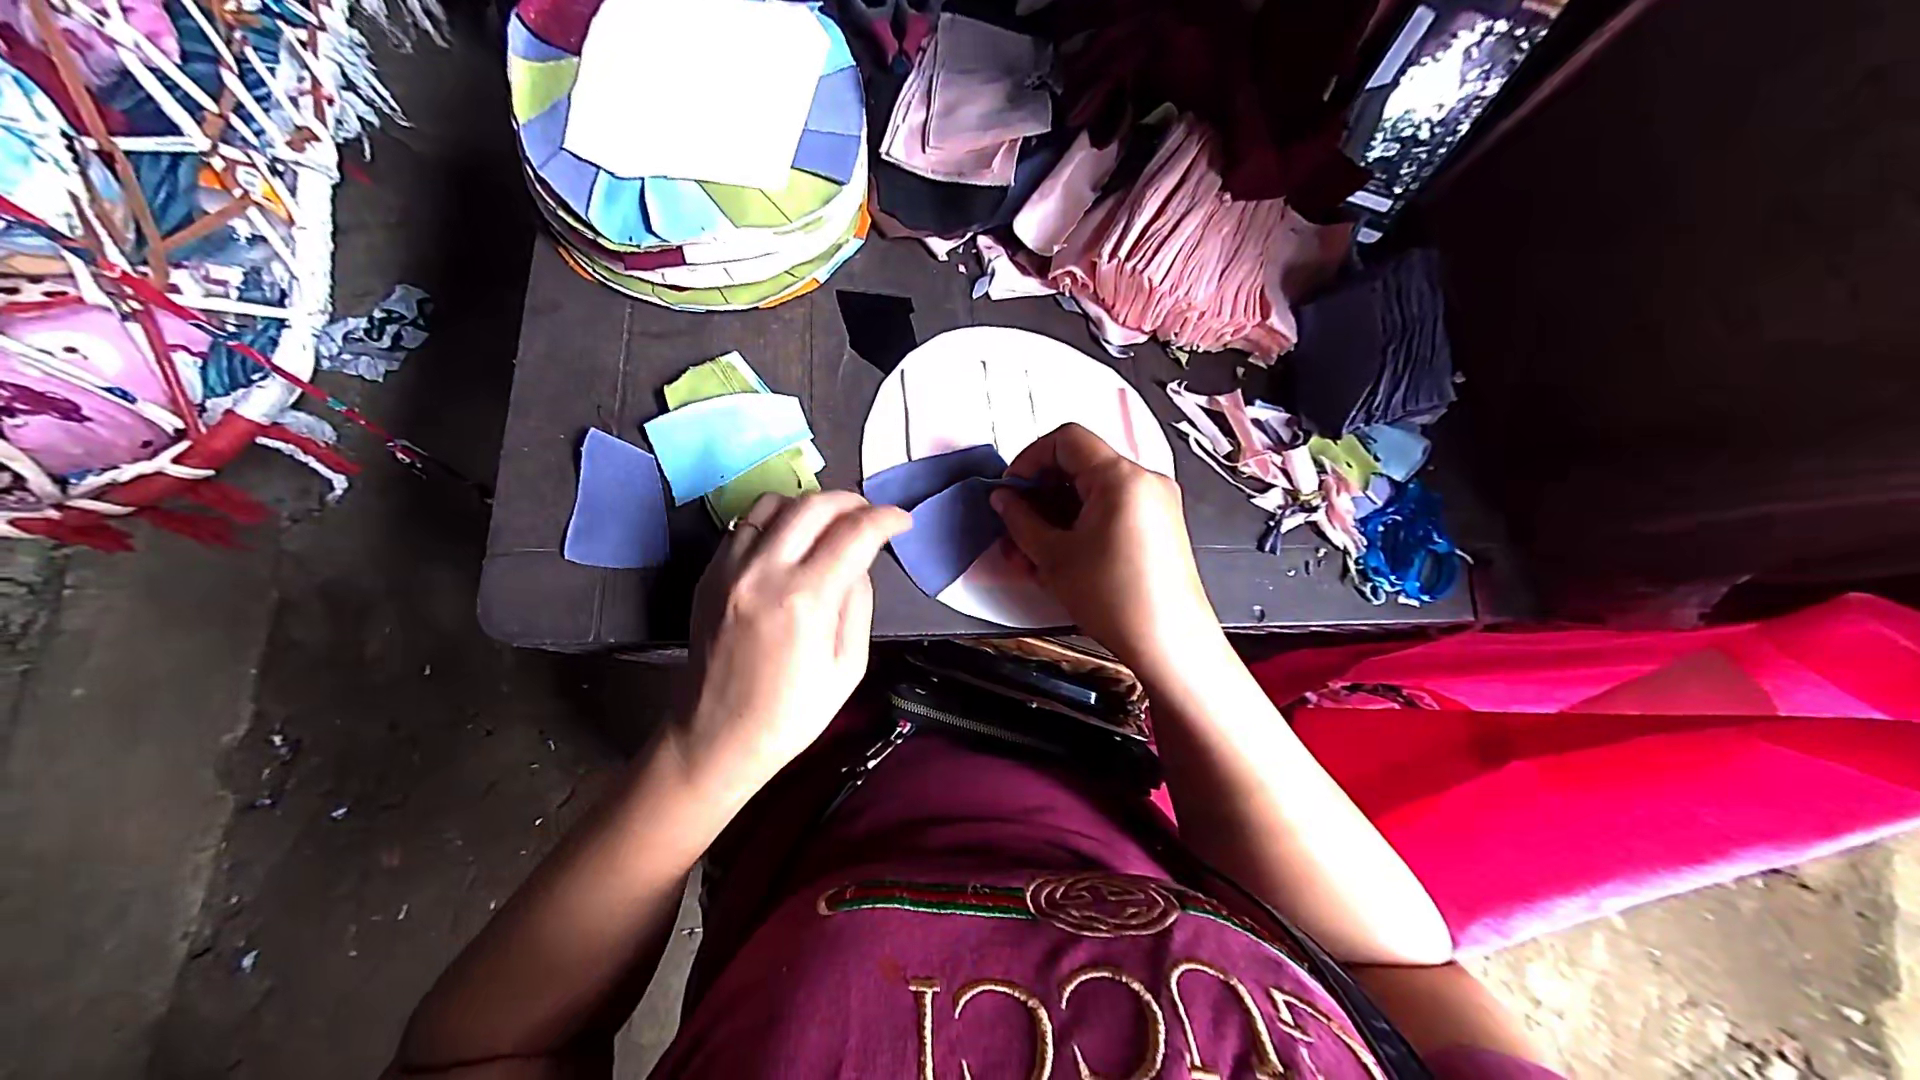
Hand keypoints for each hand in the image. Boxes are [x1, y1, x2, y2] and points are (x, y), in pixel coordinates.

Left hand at [679, 491, 910, 800]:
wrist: (716, 736)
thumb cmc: (792, 713)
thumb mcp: (848, 665)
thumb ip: (858, 602)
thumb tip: (858, 560)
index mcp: (805, 600)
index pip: (855, 533)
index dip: (886, 518)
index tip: (902, 521)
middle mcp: (764, 573)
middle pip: (814, 505)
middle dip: (853, 501)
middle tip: (870, 516)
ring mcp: (729, 569)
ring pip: (775, 503)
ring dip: (811, 504)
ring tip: (830, 522)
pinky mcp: (709, 574)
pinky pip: (745, 524)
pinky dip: (776, 519)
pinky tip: (791, 539)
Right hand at [990, 423, 1223, 682]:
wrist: (1168, 643)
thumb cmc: (1122, 602)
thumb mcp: (1053, 556)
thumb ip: (1020, 519)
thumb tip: (1006, 500)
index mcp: (1121, 478)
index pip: (1065, 439)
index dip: (1029, 459)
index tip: (1013, 488)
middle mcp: (1145, 481)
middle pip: (1079, 465)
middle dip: (1040, 493)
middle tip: (1016, 523)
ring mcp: (1155, 503)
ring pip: (1092, 491)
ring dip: (1056, 514)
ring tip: (1033, 550)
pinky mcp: (1158, 525)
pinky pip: (1110, 510)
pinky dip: (1081, 525)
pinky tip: (1060, 556)